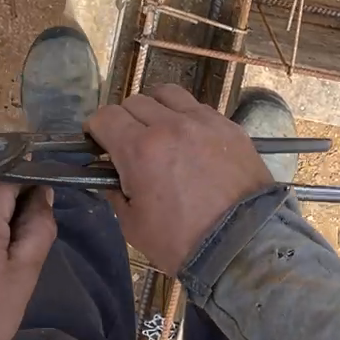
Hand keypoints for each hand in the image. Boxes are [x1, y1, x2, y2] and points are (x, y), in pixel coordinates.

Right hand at [85, 85, 273, 272]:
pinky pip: (198, 107)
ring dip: (155, 108)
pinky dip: (186, 117)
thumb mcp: (133, 225)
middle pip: (134, 102)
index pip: (105, 117)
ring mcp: (203, 121)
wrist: (244, 246)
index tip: (98, 142)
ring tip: (159, 130)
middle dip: (123, 120)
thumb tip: (110, 174)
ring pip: (167, 94)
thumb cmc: (182, 242)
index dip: (95, 129)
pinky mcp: (228, 126)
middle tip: (128, 143)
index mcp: (140, 149)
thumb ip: (115, 191)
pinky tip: (190, 139)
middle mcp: (170, 125)